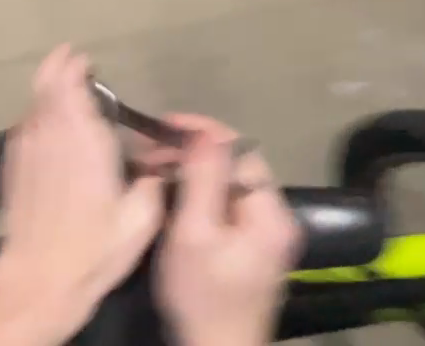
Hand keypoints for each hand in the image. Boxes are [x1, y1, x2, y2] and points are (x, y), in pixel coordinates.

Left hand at [0, 47, 164, 343]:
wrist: (39, 275)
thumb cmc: (94, 248)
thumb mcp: (139, 221)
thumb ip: (149, 185)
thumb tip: (156, 167)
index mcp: (83, 138)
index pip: (71, 85)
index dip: (75, 67)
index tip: (84, 60)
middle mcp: (51, 131)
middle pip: (47, 83)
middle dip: (57, 66)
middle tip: (70, 59)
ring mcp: (26, 145)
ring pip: (34, 102)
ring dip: (46, 88)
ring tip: (61, 87)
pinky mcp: (12, 162)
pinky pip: (24, 125)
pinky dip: (35, 115)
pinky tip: (45, 125)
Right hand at [151, 117, 299, 345]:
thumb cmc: (202, 296)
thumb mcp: (193, 233)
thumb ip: (202, 178)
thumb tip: (205, 132)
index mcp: (269, 213)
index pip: (239, 148)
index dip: (201, 130)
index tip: (161, 127)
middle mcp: (275, 218)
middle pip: (235, 163)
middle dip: (192, 148)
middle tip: (150, 149)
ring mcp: (264, 235)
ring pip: (227, 181)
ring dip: (192, 168)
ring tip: (154, 166)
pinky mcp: (249, 248)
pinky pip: (224, 202)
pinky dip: (198, 189)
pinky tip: (171, 192)